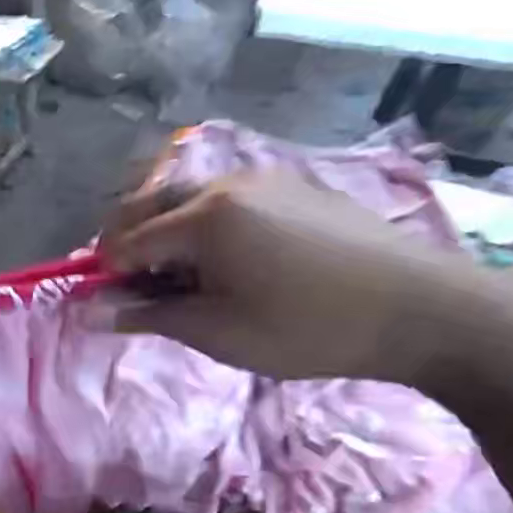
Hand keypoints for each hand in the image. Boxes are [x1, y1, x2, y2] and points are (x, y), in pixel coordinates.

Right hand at [101, 173, 501, 383]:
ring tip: (184, 280)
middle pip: (153, 204)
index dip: (107, 273)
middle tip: (139, 290)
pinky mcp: (295, 188)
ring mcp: (266, 180)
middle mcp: (227, 183)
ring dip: (170, 235)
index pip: (129, 240)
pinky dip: (207, 227)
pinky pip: (229, 199)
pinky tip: (229, 261)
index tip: (106, 305)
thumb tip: (92, 311)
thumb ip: (149, 315)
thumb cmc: (307, 328)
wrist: (419, 309)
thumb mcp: (218, 332)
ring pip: (191, 198)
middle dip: (132, 245)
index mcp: (203, 216)